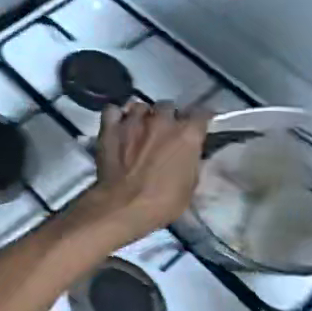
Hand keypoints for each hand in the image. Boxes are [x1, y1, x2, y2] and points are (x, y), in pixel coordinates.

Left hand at [67, 101, 209, 249]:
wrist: (123, 204)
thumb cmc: (163, 200)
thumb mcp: (191, 182)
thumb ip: (191, 159)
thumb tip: (189, 151)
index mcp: (187, 134)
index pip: (202, 113)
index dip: (199, 120)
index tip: (196, 127)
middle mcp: (162, 121)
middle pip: (167, 106)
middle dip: (168, 116)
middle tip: (163, 131)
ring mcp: (133, 122)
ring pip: (139, 106)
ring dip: (142, 115)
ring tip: (138, 127)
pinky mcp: (109, 128)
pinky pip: (112, 110)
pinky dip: (115, 115)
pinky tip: (117, 124)